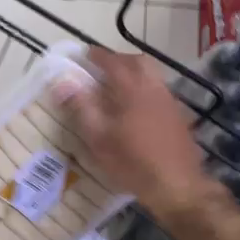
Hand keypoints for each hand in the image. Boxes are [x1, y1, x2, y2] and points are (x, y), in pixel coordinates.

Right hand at [58, 46, 221, 219]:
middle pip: (139, 61)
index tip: (85, 55)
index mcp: (132, 89)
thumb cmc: (132, 161)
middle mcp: (153, 88)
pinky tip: (135, 108)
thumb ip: (81, 107)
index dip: (97, 55)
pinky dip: (144, 89)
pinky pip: (159, 91)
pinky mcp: (178, 116)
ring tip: (116, 87)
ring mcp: (169, 101)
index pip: (113, 61)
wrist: (176, 184)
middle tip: (102, 68)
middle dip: (119, 59)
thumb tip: (62, 83)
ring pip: (152, 75)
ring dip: (134, 73)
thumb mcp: (98, 137)